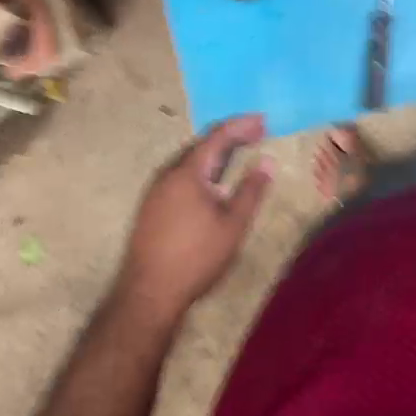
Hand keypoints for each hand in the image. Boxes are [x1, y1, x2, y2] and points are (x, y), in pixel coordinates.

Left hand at [115, 114, 273, 323]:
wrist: (147, 295)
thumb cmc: (196, 257)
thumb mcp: (233, 224)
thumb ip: (251, 190)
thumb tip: (267, 161)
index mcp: (187, 172)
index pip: (217, 136)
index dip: (242, 125)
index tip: (264, 120)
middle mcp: (167, 174)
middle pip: (201, 145)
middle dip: (230, 136)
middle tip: (256, 134)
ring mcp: (155, 191)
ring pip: (189, 161)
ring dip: (215, 154)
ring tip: (238, 154)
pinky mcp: (151, 208)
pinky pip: (180, 176)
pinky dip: (202, 170)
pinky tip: (212, 184)